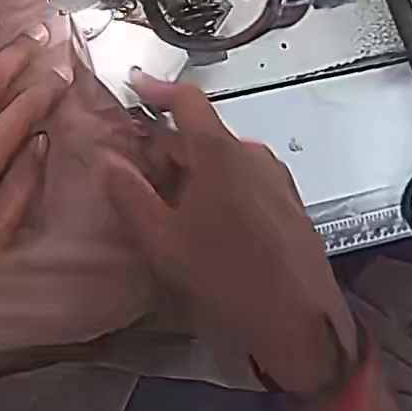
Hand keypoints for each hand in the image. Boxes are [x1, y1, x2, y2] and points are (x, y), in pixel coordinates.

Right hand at [108, 71, 356, 393]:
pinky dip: (219, 185)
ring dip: (193, 172)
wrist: (301, 326)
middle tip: (144, 184)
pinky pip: (244, 176)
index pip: (187, 101)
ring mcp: (275, 177)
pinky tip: (210, 228)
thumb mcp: (162, 240)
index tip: (137, 84)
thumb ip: (129, 194)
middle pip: (200, 135)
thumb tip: (109, 164)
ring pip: (221, 157)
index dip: (158, 88)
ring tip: (176, 215)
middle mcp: (253, 156)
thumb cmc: (228, 278)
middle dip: (168, 152)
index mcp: (221, 154)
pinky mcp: (288, 200)